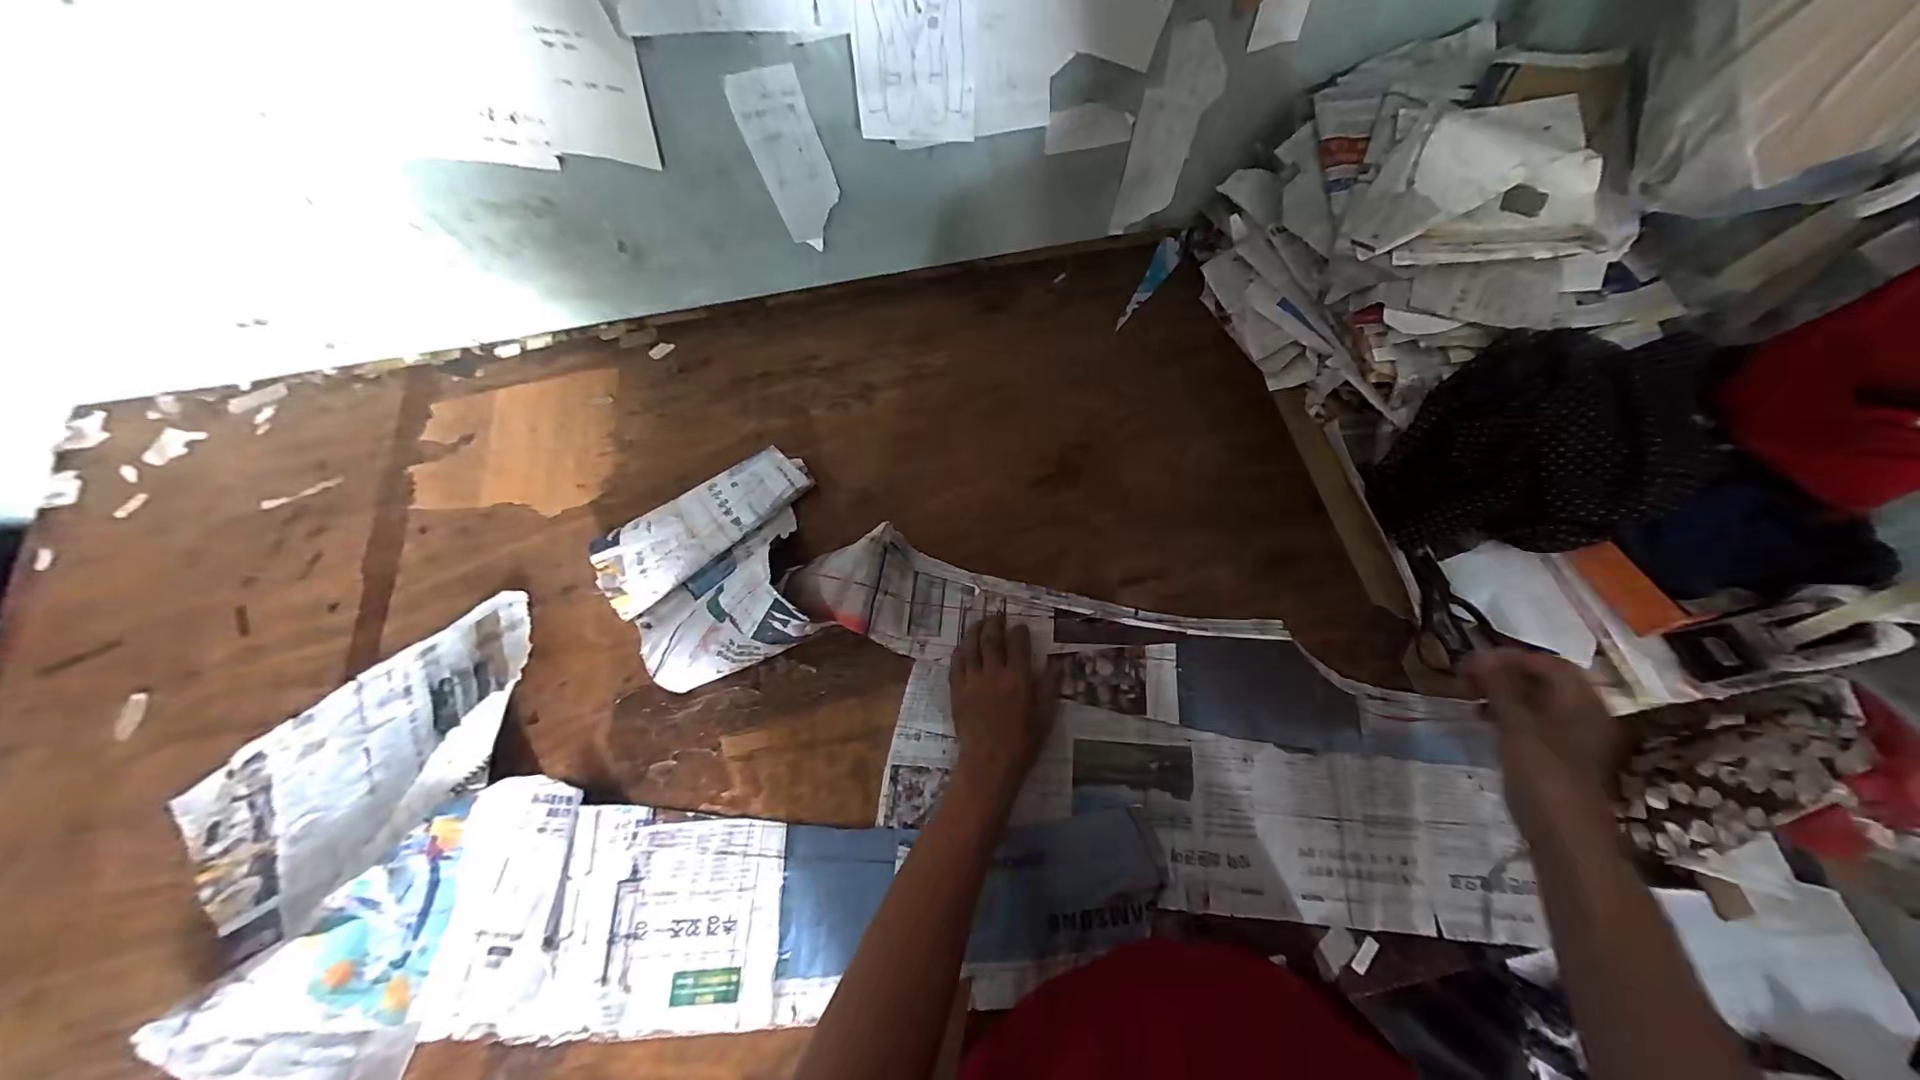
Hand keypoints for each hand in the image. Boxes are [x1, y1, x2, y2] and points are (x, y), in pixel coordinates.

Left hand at [949, 613, 1061, 808]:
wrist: (989, 762)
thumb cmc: (1023, 743)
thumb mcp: (1045, 715)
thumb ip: (1050, 687)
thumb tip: (1057, 663)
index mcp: (1018, 678)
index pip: (1017, 644)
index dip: (1019, 631)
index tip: (1020, 626)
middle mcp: (993, 673)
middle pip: (991, 639)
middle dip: (994, 623)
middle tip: (997, 615)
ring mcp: (972, 681)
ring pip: (970, 647)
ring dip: (974, 631)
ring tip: (979, 623)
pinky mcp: (957, 691)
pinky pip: (956, 664)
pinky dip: (960, 651)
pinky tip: (963, 646)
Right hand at [1466, 649, 1624, 833]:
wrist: (1567, 839)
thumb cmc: (1543, 777)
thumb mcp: (1516, 728)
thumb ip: (1500, 689)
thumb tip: (1481, 656)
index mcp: (1582, 705)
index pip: (1548, 663)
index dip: (1510, 656)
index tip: (1470, 661)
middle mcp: (1587, 716)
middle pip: (1546, 681)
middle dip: (1506, 673)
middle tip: (1467, 677)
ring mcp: (1577, 739)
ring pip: (1540, 702)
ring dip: (1506, 694)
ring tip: (1471, 696)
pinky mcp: (1564, 758)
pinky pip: (1538, 723)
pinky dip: (1511, 715)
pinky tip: (1487, 721)